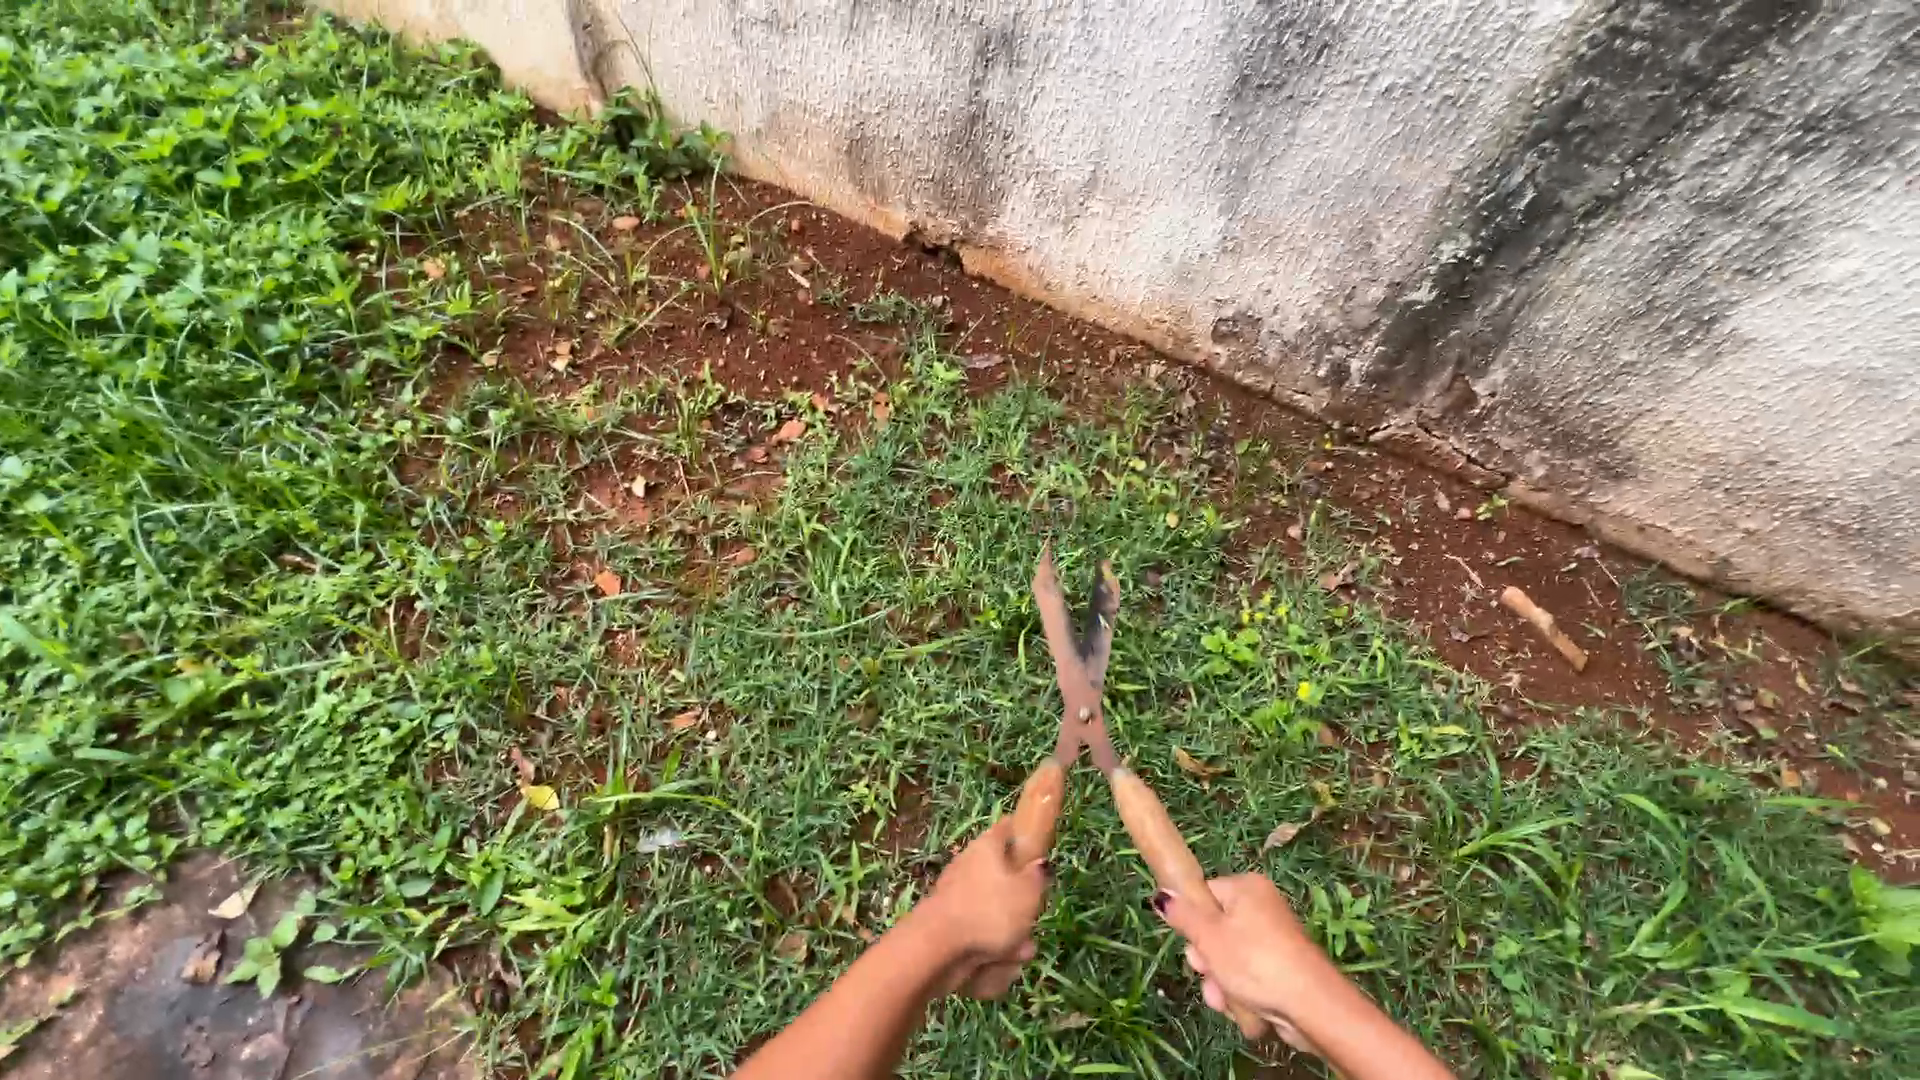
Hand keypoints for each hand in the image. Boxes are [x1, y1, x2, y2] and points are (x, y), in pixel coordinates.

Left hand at [914, 816, 1049, 997]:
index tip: (1038, 853)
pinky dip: (992, 954)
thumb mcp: (1028, 892)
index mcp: (986, 847)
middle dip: (1022, 908)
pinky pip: (982, 938)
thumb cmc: (989, 911)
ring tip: (1017, 952)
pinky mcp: (951, 928)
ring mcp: (958, 898)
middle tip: (1030, 921)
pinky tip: (997, 965)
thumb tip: (1037, 865)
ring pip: (996, 915)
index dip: (1024, 837)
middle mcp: (970, 867)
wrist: (937, 949)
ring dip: (1011, 938)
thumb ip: (1037, 876)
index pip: (1007, 829)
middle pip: (1006, 881)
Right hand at [1154, 874, 1341, 1053]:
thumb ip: (1181, 914)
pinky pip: (1249, 975)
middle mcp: (1262, 907)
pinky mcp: (1283, 969)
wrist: (1312, 1007)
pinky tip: (1242, 1009)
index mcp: (1246, 887)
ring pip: (1229, 958)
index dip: (1192, 921)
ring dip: (1221, 983)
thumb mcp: (1208, 935)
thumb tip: (1161, 895)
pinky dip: (1242, 992)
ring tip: (1225, 999)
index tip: (1191, 943)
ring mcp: (1274, 939)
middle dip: (1207, 960)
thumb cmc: (1255, 961)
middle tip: (1207, 973)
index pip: (1205, 895)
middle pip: (1215, 929)